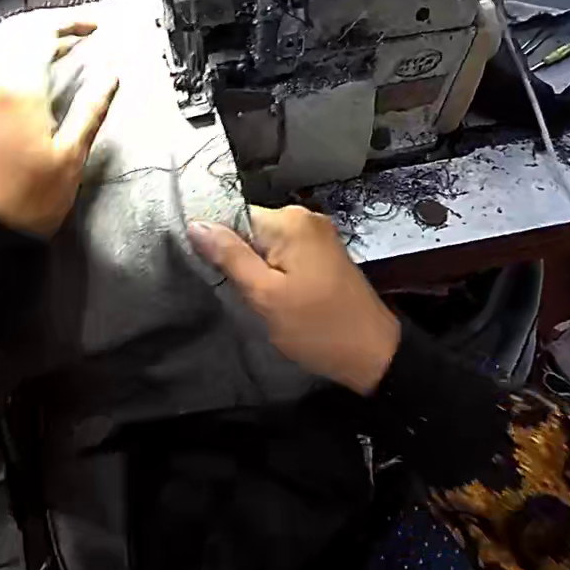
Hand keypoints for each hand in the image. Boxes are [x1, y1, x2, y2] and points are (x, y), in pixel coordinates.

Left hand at [0, 22, 118, 236]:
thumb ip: (91, 108)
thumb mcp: (71, 154)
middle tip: (83, 36)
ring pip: (6, 52)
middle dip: (53, 29)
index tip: (95, 27)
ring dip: (35, 45)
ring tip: (66, 53)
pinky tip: (39, 77)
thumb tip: (110, 76)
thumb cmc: (32, 195)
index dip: (70, 24)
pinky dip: (20, 62)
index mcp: (18, 88)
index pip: (42, 35)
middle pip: (20, 37)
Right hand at [188, 206, 399, 393]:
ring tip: (258, 297)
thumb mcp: (266, 296)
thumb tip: (196, 224)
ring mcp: (318, 234)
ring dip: (256, 267)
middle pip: (251, 228)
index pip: (234, 216)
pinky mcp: (324, 253)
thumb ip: (230, 257)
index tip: (212, 272)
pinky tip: (277, 296)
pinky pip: (285, 252)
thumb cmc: (317, 327)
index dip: (219, 244)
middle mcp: (305, 217)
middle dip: (239, 258)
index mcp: (290, 220)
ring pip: (266, 243)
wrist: (373, 353)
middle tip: (240, 292)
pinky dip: (275, 271)